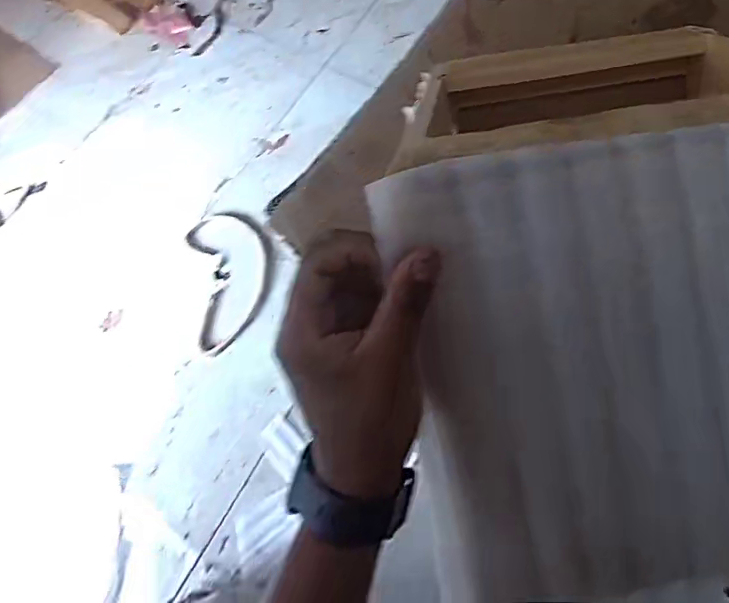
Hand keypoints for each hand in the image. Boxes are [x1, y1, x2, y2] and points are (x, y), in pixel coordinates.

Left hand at [277, 231, 439, 498]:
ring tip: (419, 287)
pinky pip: (369, 303)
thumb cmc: (367, 421)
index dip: (356, 252)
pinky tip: (416, 303)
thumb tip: (426, 252)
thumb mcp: (390, 358)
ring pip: (355, 284)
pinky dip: (393, 295)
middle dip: (376, 263)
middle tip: (413, 272)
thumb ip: (406, 302)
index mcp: (302, 329)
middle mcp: (310, 325)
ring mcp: (331, 334)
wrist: (363, 476)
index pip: (318, 263)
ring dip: (388, 278)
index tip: (395, 262)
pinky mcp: (352, 342)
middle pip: (336, 268)